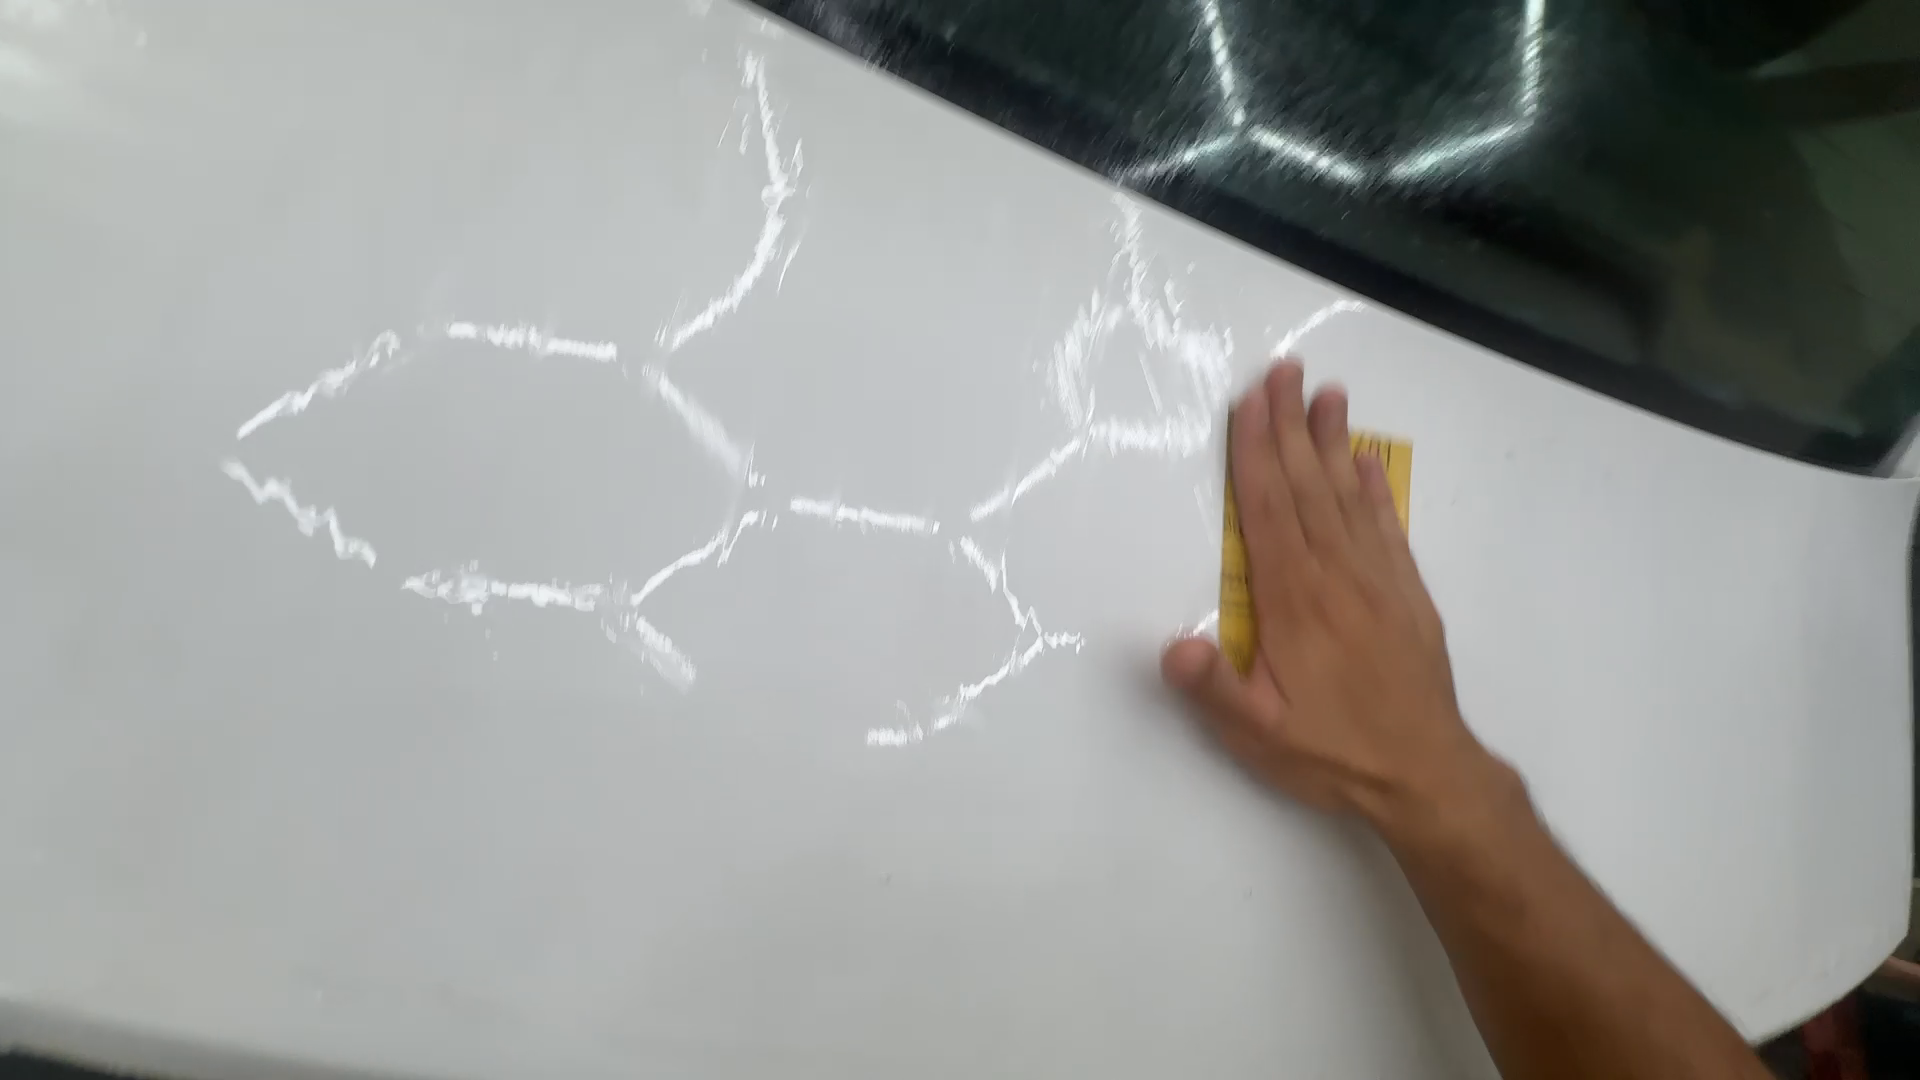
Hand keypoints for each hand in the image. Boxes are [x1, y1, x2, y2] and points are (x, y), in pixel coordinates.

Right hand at [1162, 360, 1506, 835]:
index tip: (1249, 404)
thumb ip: (1215, 689)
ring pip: (1347, 498)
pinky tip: (1365, 462)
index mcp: (1295, 603)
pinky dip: (1374, 489)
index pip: (1268, 512)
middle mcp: (1337, 578)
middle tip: (1284, 371)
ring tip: (1326, 394)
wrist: (1429, 779)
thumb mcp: (1259, 735)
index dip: (1254, 455)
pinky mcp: (1407, 596)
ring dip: (1333, 443)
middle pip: (1307, 488)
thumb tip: (1173, 645)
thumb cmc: (1332, 752)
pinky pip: (1387, 529)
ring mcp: (1378, 582)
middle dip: (1290, 427)